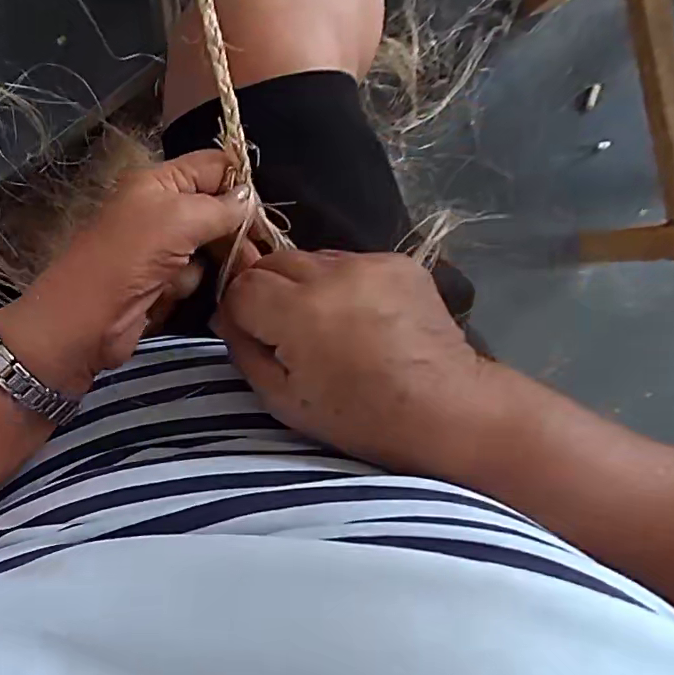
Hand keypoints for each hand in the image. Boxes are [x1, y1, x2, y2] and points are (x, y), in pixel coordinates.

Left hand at [0, 150, 256, 391]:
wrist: (84, 323)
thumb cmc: (127, 260)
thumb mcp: (178, 219)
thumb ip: (221, 206)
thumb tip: (250, 199)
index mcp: (158, 182)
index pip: (213, 166)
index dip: (239, 184)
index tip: (262, 211)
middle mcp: (161, 209)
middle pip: (216, 210)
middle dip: (233, 231)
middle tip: (252, 254)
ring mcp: (161, 249)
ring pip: (210, 247)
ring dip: (210, 264)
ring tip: (198, 276)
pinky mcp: (161, 283)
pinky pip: (194, 277)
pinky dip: (189, 286)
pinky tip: (172, 296)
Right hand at [213, 249, 524, 481]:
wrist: (446, 409)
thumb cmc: (356, 416)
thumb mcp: (279, 398)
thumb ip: (242, 349)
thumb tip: (227, 316)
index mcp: (297, 311)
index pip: (239, 286)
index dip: (238, 311)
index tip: (250, 334)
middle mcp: (330, 274)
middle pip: (270, 262)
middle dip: (265, 291)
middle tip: (283, 329)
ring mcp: (368, 262)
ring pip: (307, 257)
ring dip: (301, 284)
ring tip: (323, 321)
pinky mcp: (398, 260)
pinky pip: (345, 261)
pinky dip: (339, 283)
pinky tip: (357, 314)